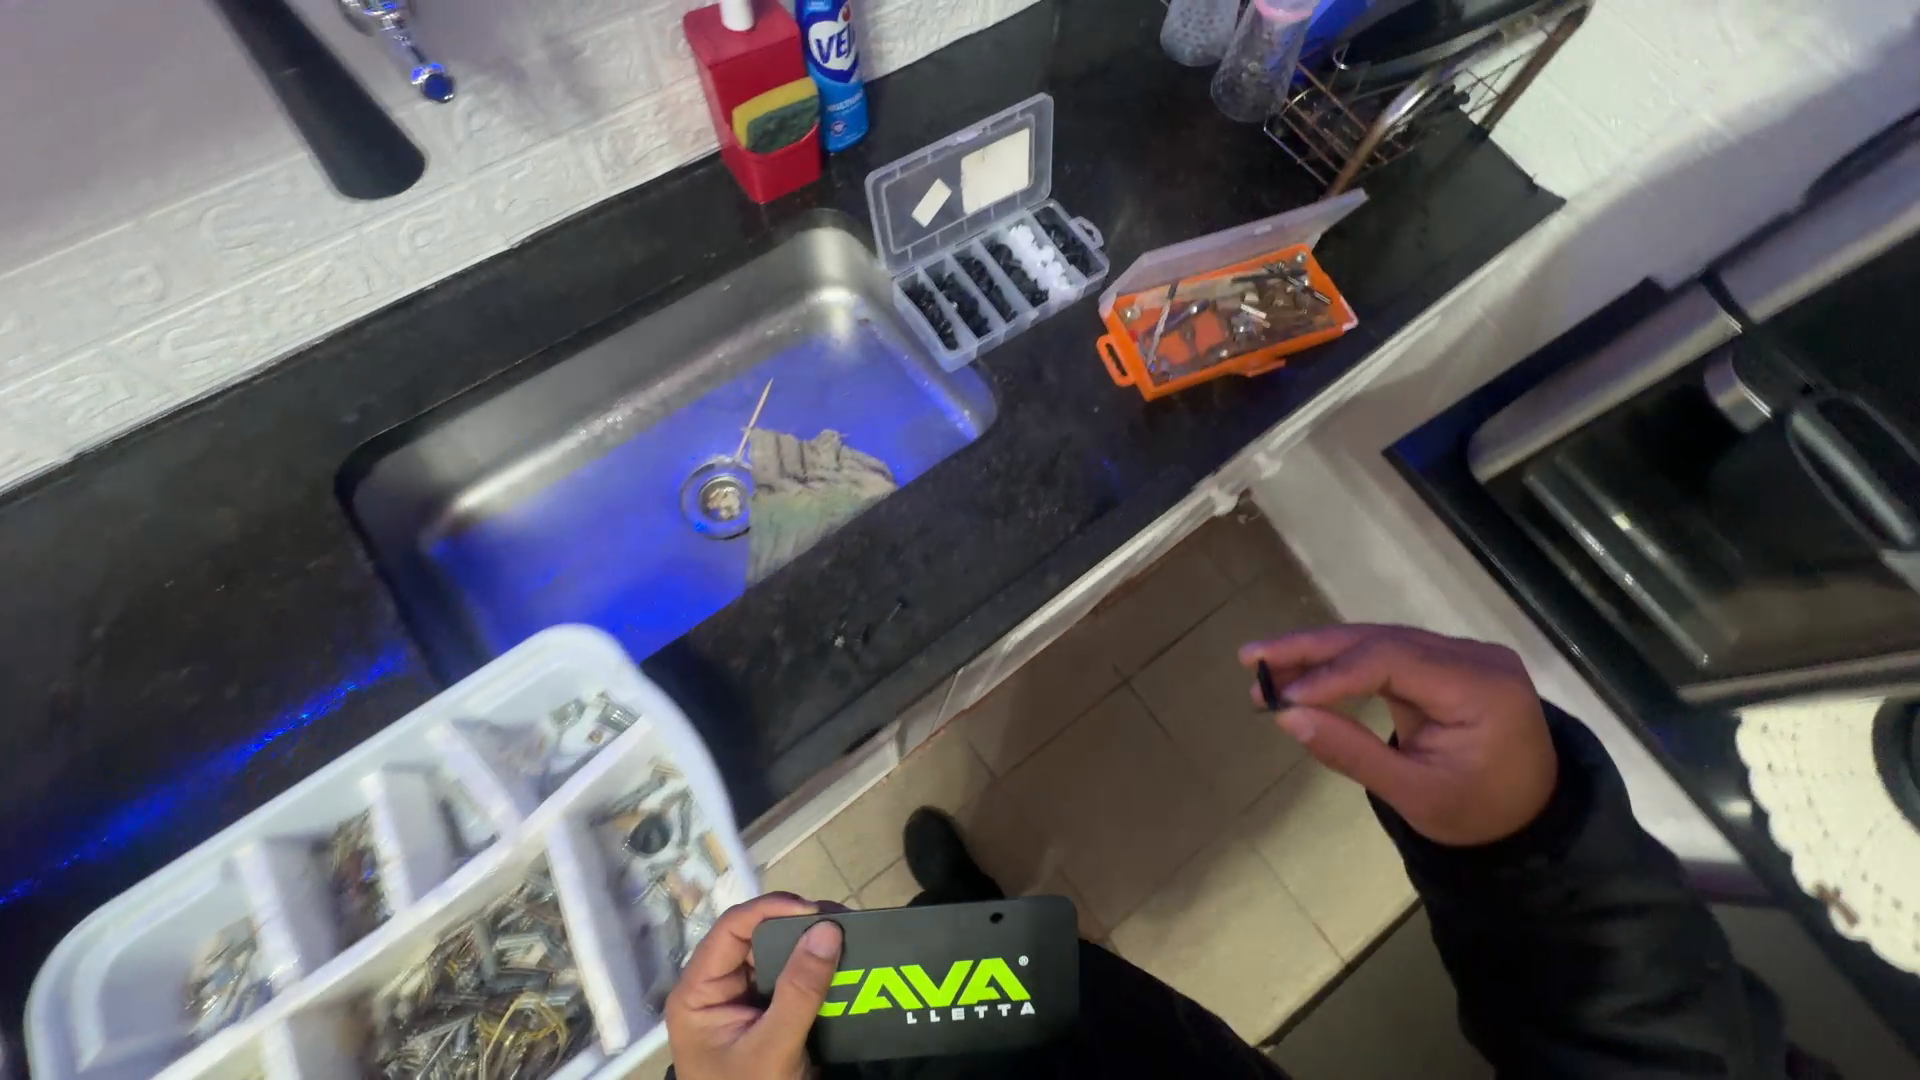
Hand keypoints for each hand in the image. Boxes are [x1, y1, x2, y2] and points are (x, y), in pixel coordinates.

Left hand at [666, 893, 844, 1079]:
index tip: (814, 911)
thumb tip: (827, 928)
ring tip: (849, 931)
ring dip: (812, 940)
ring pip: (779, 950)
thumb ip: (799, 990)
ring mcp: (744, 998)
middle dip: (800, 922)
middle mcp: (719, 987)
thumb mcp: (772, 1051)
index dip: (770, 909)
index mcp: (699, 992)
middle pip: (758, 934)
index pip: (732, 929)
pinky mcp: (769, 1011)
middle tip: (841, 919)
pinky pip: (793, 973)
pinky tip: (844, 957)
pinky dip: (818, 963)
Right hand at [1240, 625, 1557, 846]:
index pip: (1392, 660)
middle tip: (1251, 658)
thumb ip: (1351, 752)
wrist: (1529, 819)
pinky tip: (1298, 673)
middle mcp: (1473, 656)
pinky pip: (1381, 652)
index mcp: (1481, 687)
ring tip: (1262, 668)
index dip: (1331, 673)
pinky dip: (1337, 663)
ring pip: (1373, 640)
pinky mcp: (1441, 662)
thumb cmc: (1476, 814)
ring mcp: (1458, 654)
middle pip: (1378, 639)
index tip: (1281, 695)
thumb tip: (1286, 716)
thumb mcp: (1414, 794)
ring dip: (1315, 653)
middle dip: (1310, 649)